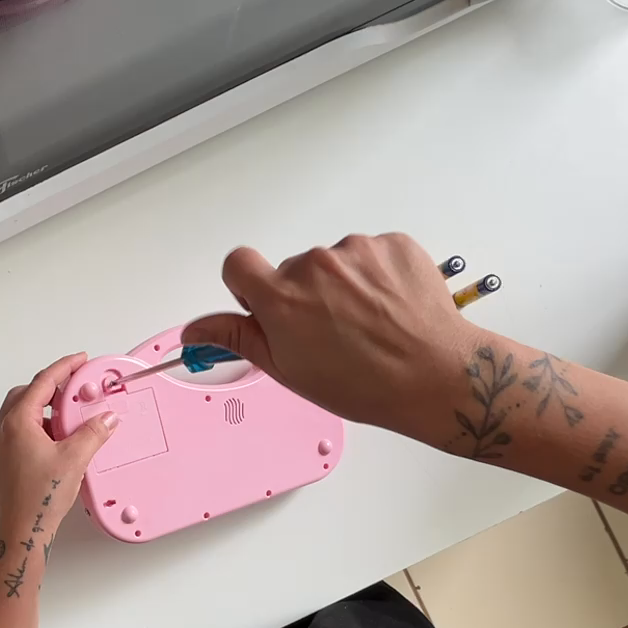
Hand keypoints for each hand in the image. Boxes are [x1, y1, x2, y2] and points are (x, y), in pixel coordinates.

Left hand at [0, 353, 118, 539]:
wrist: (19, 532)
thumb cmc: (38, 499)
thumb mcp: (74, 460)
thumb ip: (93, 433)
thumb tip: (106, 419)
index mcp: (17, 423)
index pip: (42, 383)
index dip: (63, 368)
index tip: (78, 360)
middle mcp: (2, 431)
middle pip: (25, 395)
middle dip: (50, 387)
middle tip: (74, 388)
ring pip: (20, 414)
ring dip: (43, 409)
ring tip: (68, 418)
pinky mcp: (1, 462)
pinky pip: (17, 433)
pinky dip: (36, 427)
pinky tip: (55, 441)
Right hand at [182, 233, 487, 441]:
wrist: (433, 376)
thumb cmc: (359, 383)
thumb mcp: (286, 369)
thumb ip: (236, 338)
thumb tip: (194, 329)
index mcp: (281, 299)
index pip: (237, 263)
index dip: (247, 285)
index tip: (266, 306)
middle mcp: (313, 266)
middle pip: (289, 269)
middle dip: (300, 295)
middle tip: (329, 332)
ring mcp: (355, 251)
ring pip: (330, 263)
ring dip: (339, 286)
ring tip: (365, 323)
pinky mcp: (390, 244)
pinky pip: (368, 255)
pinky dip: (373, 277)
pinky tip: (386, 308)